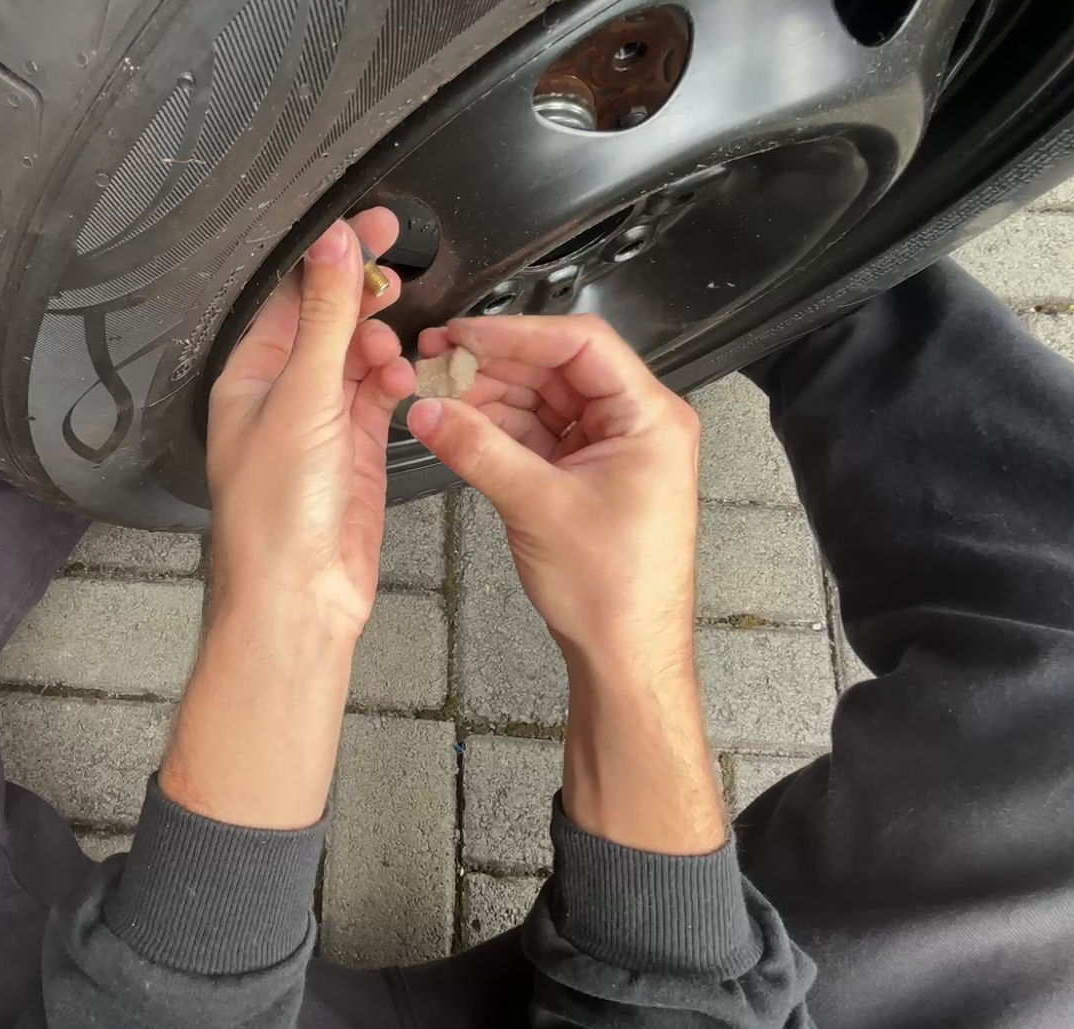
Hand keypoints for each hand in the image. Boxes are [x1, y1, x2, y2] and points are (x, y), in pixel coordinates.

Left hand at [202, 211, 412, 633]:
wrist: (301, 595)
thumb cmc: (276, 511)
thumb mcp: (302, 399)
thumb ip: (324, 319)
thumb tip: (334, 246)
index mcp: (248, 378)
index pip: (290, 297)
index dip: (331, 258)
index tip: (374, 225)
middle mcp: (281, 397)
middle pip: (325, 324)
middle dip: (361, 297)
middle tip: (397, 275)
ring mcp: (319, 425)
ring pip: (355, 360)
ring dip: (379, 345)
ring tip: (392, 350)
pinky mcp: (353, 452)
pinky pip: (376, 399)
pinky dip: (393, 382)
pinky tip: (403, 378)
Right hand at [406, 315, 723, 854]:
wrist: (623, 650)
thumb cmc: (612, 586)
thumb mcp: (538, 505)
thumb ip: (478, 449)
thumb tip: (425, 410)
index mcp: (648, 417)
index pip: (580, 345)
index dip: (515, 334)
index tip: (460, 336)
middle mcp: (630, 424)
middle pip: (554, 370)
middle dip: (492, 365)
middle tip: (434, 361)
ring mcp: (602, 450)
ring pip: (538, 402)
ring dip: (487, 397)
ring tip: (434, 393)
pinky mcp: (578, 475)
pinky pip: (531, 436)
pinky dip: (493, 430)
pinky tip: (455, 425)